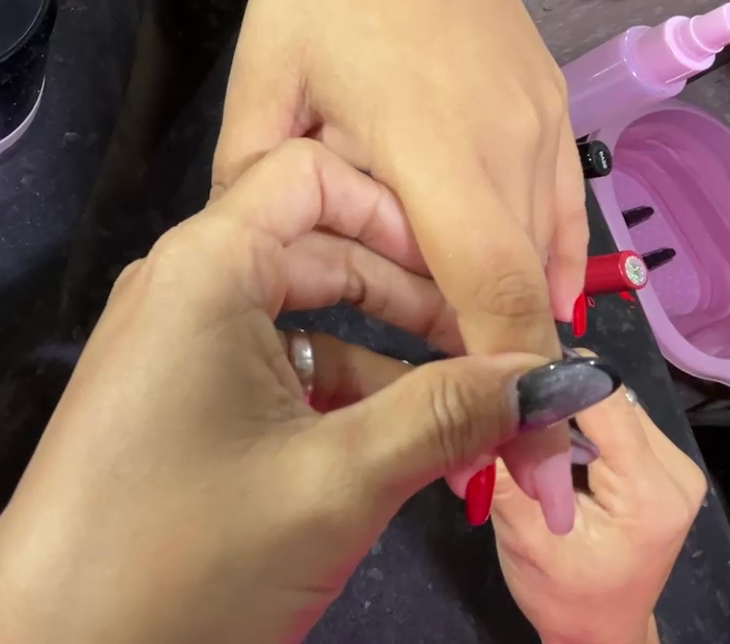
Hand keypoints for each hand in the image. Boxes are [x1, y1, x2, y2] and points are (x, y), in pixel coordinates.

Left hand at [0, 140, 622, 643]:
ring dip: (385, 356)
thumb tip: (553, 377)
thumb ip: (448, 416)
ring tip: (471, 414)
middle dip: (413, 301)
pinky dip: (335, 389)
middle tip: (502, 360)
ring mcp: (177, 330)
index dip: (401, 215)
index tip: (476, 278)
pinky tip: (399, 441)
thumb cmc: (188, 553)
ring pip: (302, 310)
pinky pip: (270, 358)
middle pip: (320, 245)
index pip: (317, 176)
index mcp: (210, 259)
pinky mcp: (175, 384)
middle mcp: (188, 275)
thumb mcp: (335, 483)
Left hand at [213, 0, 589, 531]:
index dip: (503, 374)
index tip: (505, 451)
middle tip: (479, 437)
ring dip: (519, 313)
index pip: (490, 286)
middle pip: (533, 283)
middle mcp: (512, 138)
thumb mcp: (259, 94)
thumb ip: (260, 189)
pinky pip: (559, 208)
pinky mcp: (554, 99)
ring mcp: (545, 116)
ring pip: (555, 250)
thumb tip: (271, 268)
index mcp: (433, 142)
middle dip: (510, 365)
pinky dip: (537, 261)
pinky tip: (492, 286)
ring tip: (473, 374)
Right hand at [484, 386, 705, 643]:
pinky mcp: (654, 460)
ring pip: (601, 396)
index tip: (497, 373)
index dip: (548, 374)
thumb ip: (505, 473)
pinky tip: (540, 433)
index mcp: (651, 490)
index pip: (601, 396)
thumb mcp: (524, 539)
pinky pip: (605, 412)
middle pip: (601, 391)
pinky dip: (568, 414)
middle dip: (547, 388)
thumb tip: (477, 409)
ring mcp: (668, 461)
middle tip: (497, 397)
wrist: (598, 633)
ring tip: (515, 417)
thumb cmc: (564, 595)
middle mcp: (673, 467)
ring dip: (556, 399)